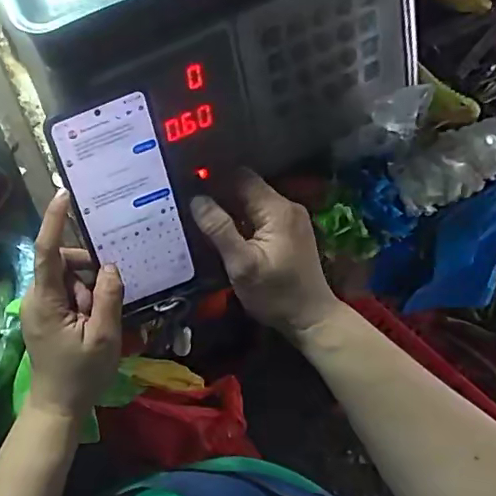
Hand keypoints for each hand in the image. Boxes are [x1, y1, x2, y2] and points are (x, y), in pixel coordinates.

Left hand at [20, 191, 122, 417]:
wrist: (58, 406)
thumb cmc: (81, 375)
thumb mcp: (104, 337)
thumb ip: (108, 297)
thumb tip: (110, 265)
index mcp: (45, 301)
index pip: (46, 252)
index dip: (53, 221)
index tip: (63, 195)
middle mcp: (35, 297)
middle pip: (61, 263)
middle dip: (86, 272)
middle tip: (103, 303)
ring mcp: (37, 306)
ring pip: (65, 278)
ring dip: (86, 289)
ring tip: (97, 320)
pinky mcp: (44, 314)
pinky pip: (64, 292)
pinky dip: (81, 298)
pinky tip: (94, 319)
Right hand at [192, 170, 342, 337]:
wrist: (311, 319)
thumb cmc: (276, 294)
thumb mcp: (242, 264)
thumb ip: (219, 229)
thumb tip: (196, 199)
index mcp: (276, 209)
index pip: (240, 176)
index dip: (212, 177)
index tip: (185, 182)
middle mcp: (286, 207)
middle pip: (244, 187)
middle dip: (216, 192)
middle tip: (184, 201)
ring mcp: (289, 220)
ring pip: (249, 202)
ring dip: (225, 207)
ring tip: (196, 215)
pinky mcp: (287, 233)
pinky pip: (256, 216)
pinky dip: (237, 220)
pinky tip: (218, 231)